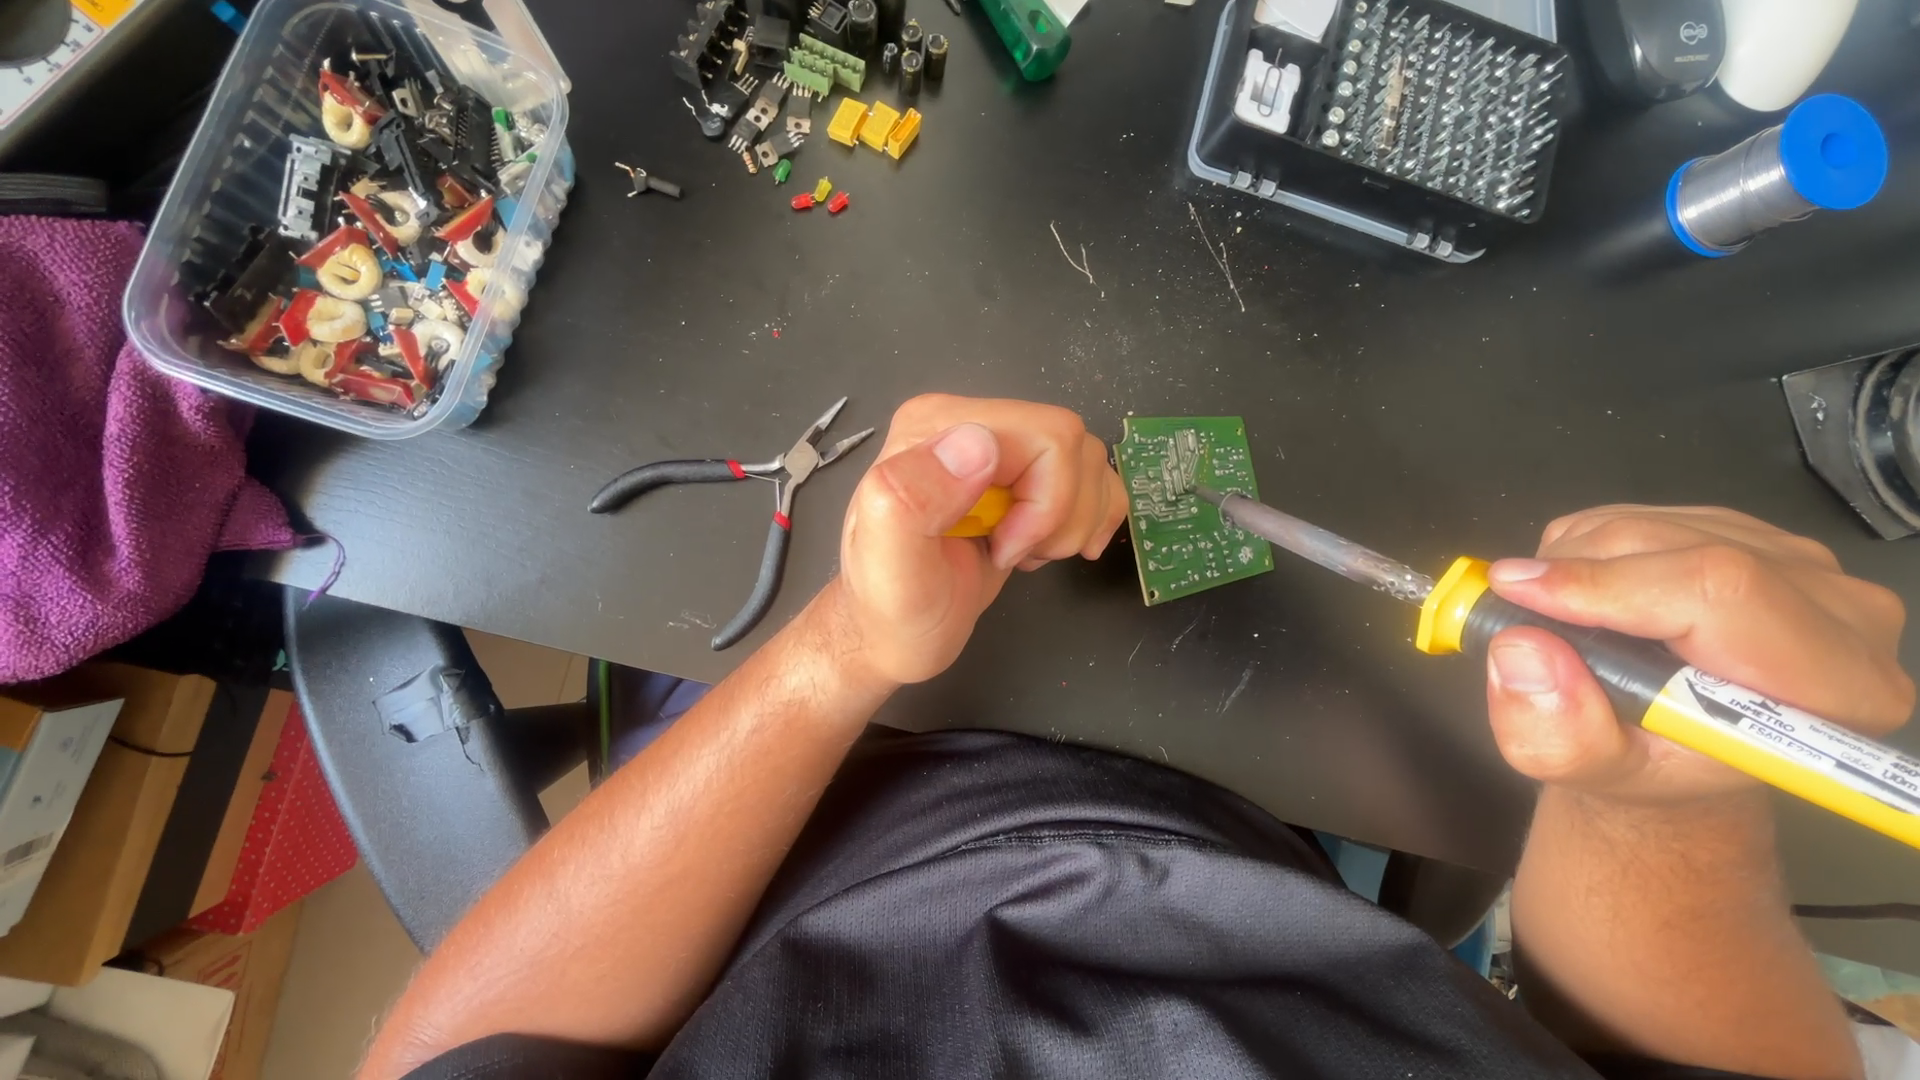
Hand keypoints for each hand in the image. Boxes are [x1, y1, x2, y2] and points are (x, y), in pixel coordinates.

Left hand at [831, 394, 1126, 685]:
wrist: (895, 636)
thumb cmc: (893, 612)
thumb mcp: (889, 567)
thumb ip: (911, 498)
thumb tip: (979, 444)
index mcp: (934, 427)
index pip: (1045, 437)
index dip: (1044, 504)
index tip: (1001, 549)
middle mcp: (967, 424)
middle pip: (1071, 444)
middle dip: (1062, 515)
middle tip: (1016, 555)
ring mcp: (999, 448)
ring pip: (1088, 460)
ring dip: (1073, 522)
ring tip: (1026, 554)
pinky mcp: (1024, 475)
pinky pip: (1093, 473)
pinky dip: (1092, 516)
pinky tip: (1055, 547)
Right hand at [1481, 505, 1911, 805]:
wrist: (1665, 743)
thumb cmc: (1639, 765)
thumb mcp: (1581, 771)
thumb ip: (1557, 731)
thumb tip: (1522, 649)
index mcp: (1824, 689)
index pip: (1721, 593)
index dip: (1607, 584)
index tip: (1516, 593)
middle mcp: (1840, 616)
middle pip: (1683, 549)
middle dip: (1575, 571)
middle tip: (1518, 612)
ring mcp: (1798, 564)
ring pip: (1652, 525)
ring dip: (1571, 558)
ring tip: (1555, 614)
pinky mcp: (1750, 534)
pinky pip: (1640, 513)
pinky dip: (1582, 544)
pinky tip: (1583, 590)